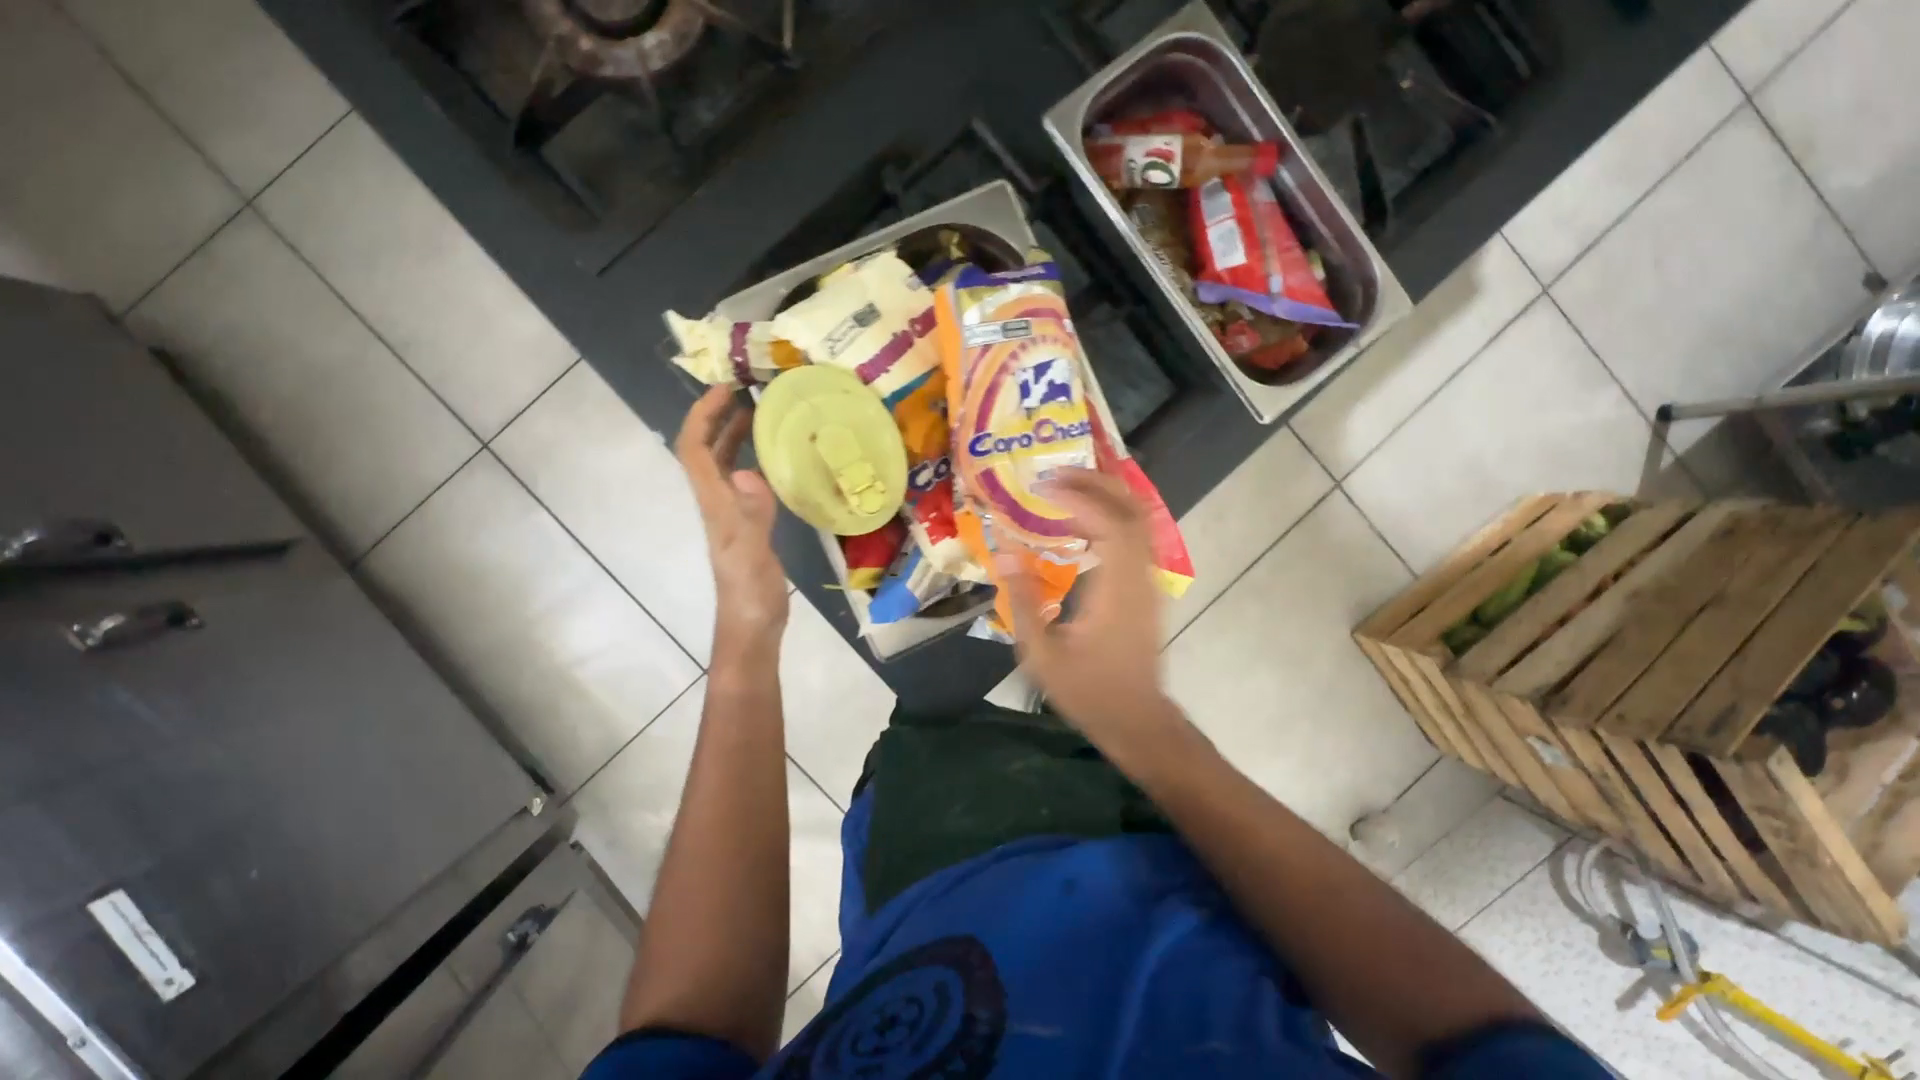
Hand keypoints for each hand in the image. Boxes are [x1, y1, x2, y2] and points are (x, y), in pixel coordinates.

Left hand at [676, 386, 788, 643]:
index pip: (694, 449)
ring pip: (722, 465)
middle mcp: (716, 504)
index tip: (725, 387)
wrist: (751, 631)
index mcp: (713, 505)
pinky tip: (774, 458)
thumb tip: (746, 471)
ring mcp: (730, 516)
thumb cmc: (750, 595)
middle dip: (717, 416)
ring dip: (733, 435)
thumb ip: (751, 515)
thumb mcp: (752, 554)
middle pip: (704, 451)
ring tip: (759, 412)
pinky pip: (743, 482)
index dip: (702, 415)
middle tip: (745, 390)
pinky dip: (752, 460)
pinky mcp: (747, 527)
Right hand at [999, 469, 1176, 740]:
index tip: (1042, 487)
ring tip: (1066, 488)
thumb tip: (1003, 551)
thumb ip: (1023, 600)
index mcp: (1117, 589)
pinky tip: (1082, 523)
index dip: (1078, 497)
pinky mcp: (1149, 589)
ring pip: (1140, 519)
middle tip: (1056, 474)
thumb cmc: (1089, 691)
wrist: (1137, 718)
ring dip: (1107, 496)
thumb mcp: (1042, 653)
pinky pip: (1138, 537)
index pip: (1108, 523)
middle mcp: (1141, 576)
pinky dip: (1114, 517)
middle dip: (1096, 483)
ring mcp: (1151, 581)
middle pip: (1132, 509)